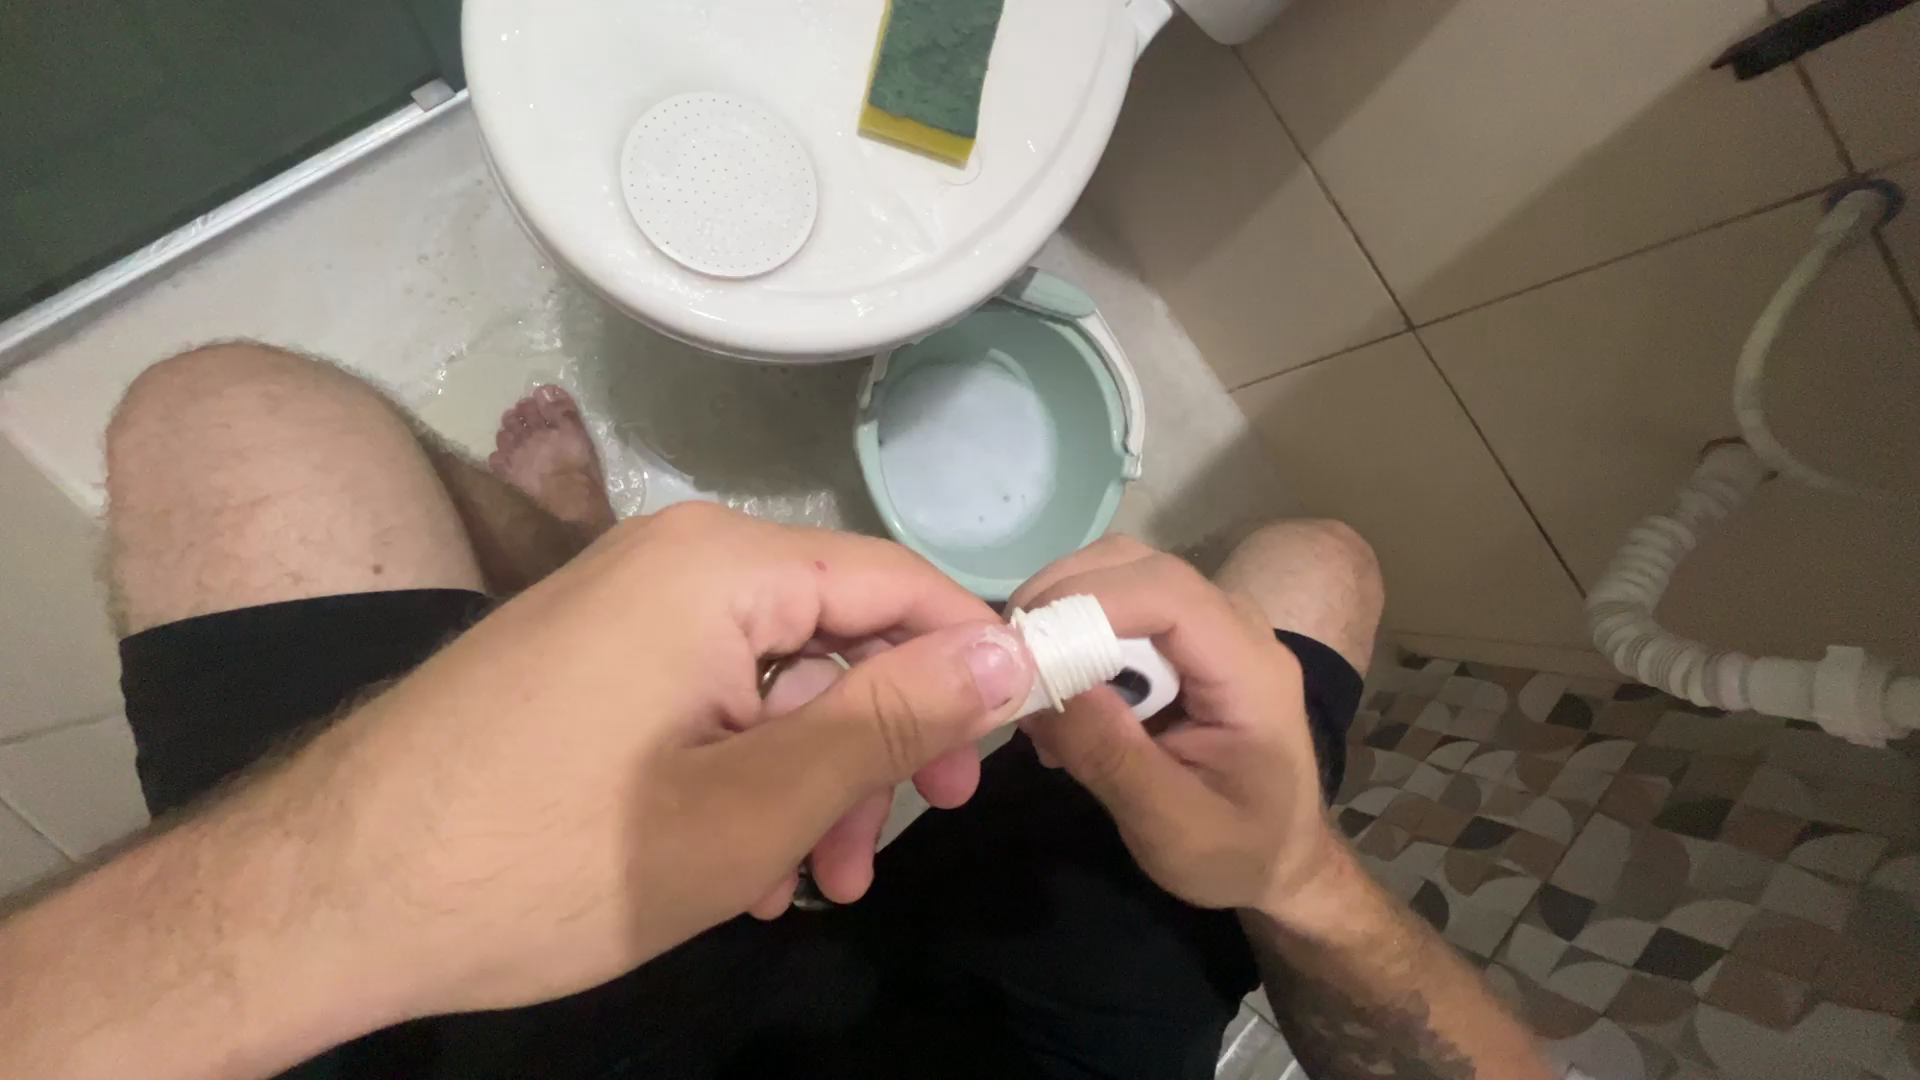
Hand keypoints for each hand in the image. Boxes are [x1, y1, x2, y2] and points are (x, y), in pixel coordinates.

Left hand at [281, 503, 1033, 1020]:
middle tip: (917, 823)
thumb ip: (893, 718)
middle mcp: (688, 557)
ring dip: (820, 772)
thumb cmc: (551, 857)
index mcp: (727, 565)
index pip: (898, 582)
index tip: (1010, 732)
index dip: (968, 651)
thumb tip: (1005, 657)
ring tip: (818, 878)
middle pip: (843, 632)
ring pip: (786, 677)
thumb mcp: (757, 803)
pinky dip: (758, 767)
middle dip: (886, 736)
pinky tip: (752, 858)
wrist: (312, 902)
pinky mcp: (612, 650)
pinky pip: (726, 693)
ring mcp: (642, 602)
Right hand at [1009, 536, 1342, 917]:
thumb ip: (1111, 757)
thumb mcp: (1173, 829)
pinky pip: (1114, 598)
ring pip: (1118, 570)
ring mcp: (1206, 620)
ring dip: (1059, 609)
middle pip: (1135, 565)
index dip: (1090, 603)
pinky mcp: (1179, 632)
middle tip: (1009, 662)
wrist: (1279, 854)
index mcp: (1250, 673)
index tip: (1024, 648)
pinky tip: (1056, 686)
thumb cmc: (1236, 851)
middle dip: (1060, 599)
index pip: (1169, 594)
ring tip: (1032, 678)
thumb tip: (1039, 681)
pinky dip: (1069, 625)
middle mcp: (1233, 625)